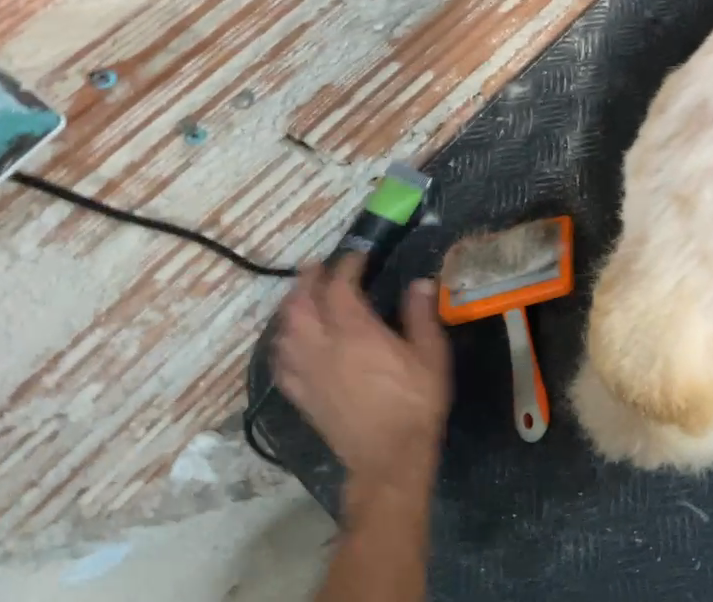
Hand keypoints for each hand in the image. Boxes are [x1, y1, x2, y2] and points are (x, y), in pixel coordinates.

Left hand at [272, 255, 451, 484]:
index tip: (358, 255)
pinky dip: (281, 344)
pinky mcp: (301, 395)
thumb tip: (420, 283)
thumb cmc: (416, 401)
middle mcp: (324, 348)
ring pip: (284, 332)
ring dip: (290, 308)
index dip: (347, 266)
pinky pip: (280, 363)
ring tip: (299, 297)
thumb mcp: (431, 354)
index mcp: (357, 333)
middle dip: (307, 281)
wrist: (388, 456)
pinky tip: (287, 342)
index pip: (341, 288)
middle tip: (316, 267)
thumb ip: (421, 316)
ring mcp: (307, 373)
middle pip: (302, 305)